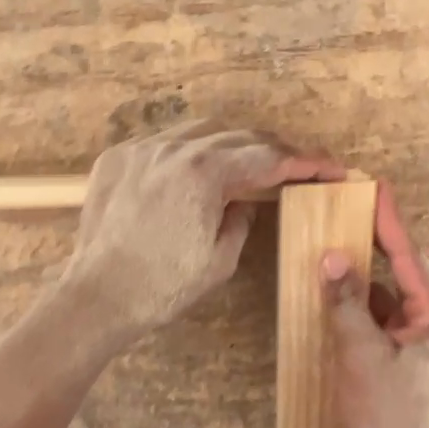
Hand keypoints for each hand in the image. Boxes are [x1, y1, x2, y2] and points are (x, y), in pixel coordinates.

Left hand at [61, 120, 345, 340]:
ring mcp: (142, 150)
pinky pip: (163, 144)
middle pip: (236, 136)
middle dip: (271, 149)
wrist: (98, 297)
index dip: (305, 162)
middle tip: (294, 165)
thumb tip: (244, 203)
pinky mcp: (117, 159)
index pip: (268, 157)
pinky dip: (188, 152)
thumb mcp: (219, 262)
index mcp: (205, 174)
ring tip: (248, 163)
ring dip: (230, 144)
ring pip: (198, 131)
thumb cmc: (163, 288)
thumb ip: (240, 222)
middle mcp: (174, 149)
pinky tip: (196, 171)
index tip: (330, 168)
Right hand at [323, 182, 428, 427]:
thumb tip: (333, 259)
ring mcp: (411, 346)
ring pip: (384, 299)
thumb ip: (346, 303)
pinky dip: (352, 309)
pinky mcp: (392, 363)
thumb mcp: (361, 352)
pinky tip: (329, 298)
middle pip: (401, 273)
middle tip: (350, 209)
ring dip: (359, 278)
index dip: (391, 222)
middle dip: (375, 244)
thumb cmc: (383, 412)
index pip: (412, 258)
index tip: (374, 188)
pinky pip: (372, 323)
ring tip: (333, 247)